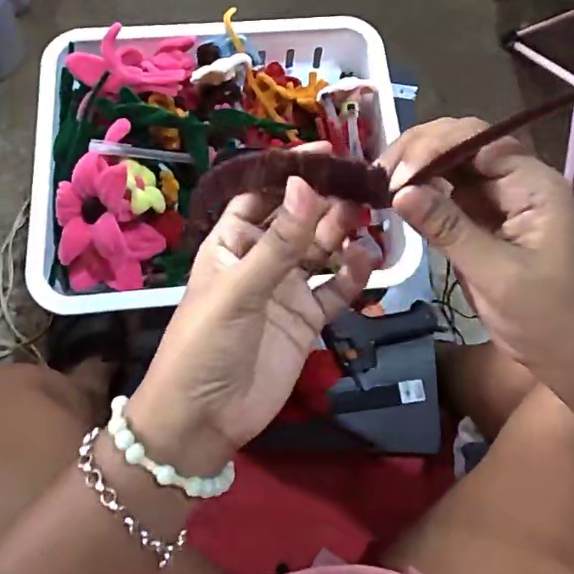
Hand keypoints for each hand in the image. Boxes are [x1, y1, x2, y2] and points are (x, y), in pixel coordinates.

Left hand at [129, 165, 374, 475]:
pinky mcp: (307, 319)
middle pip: (298, 220)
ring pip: (321, 251)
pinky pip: (335, 289)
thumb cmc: (205, 344)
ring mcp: (286, 290)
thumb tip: (306, 185)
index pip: (261, 195)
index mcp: (231, 242)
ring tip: (370, 216)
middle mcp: (260, 260)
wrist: (203, 420)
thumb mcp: (239, 288)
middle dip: (326, 201)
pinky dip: (353, 275)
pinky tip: (368, 260)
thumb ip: (279, 241)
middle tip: (363, 184)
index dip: (290, 173)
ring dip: (343, 233)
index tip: (326, 154)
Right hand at [380, 118, 573, 371]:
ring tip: (377, 184)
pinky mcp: (482, 217)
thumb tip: (400, 192)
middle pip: (461, 143)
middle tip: (378, 177)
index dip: (433, 148)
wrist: (568, 354)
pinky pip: (447, 192)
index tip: (396, 177)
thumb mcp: (495, 273)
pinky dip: (420, 192)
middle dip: (418, 152)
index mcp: (532, 183)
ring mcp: (498, 197)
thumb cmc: (544, 316)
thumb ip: (448, 229)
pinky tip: (393, 198)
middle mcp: (516, 180)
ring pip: (449, 165)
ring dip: (414, 168)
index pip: (477, 141)